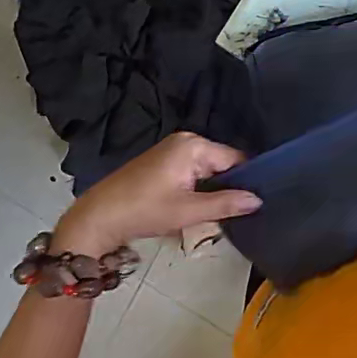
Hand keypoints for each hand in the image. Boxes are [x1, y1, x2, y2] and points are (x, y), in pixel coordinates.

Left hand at [54, 132, 261, 253]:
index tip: (257, 202)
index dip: (247, 181)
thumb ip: (226, 204)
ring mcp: (172, 150)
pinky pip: (193, 171)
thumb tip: (258, 199)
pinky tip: (199, 206)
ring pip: (208, 170)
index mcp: (194, 145)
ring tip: (222, 212)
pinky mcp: (163, 162)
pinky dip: (199, 188)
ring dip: (213, 190)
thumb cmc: (144, 210)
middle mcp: (185, 140)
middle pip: (222, 163)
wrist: (99, 217)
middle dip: (229, 186)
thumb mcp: (189, 211)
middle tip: (239, 212)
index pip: (236, 159)